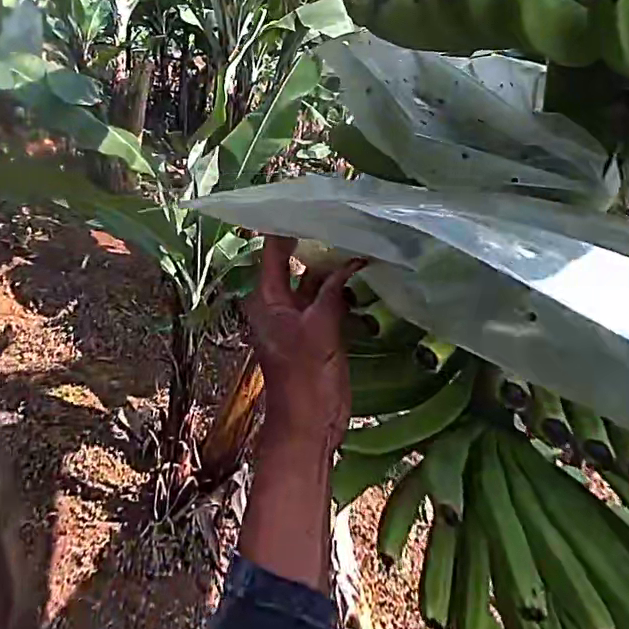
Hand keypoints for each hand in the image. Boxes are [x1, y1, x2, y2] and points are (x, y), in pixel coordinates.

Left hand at [242, 235, 366, 453]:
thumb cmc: (305, 378)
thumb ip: (331, 292)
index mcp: (266, 298)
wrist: (309, 425)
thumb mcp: (319, 330)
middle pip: (295, 264)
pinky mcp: (316, 331)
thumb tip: (350, 260)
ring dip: (332, 267)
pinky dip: (340, 289)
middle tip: (343, 218)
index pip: (273, 252)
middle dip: (316, 244)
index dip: (287, 227)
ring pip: (312, 282)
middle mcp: (278, 303)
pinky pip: (326, 301)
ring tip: (357, 239)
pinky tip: (362, 274)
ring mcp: (298, 317)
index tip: (307, 204)